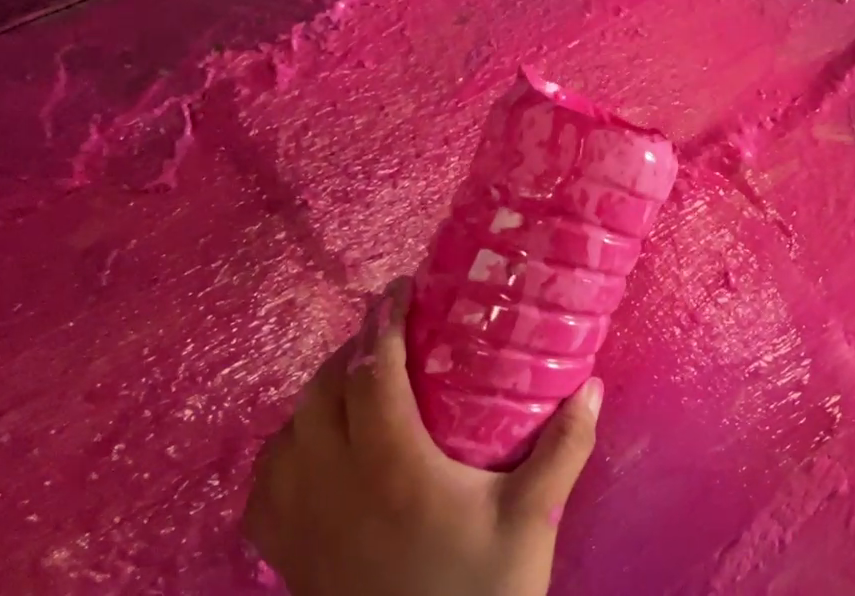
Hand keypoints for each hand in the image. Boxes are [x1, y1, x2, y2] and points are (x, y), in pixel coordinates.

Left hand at [243, 278, 600, 595]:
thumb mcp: (534, 517)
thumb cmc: (481, 590)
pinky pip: (263, 485)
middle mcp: (335, 485)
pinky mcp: (286, 558)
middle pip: (320, 394)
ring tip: (356, 382)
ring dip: (317, 395)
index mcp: (393, 466)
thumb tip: (592, 384)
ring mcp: (301, 525)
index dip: (381, 324)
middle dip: (351, 350)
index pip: (370, 374)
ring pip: (285, 434)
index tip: (400, 289)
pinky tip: (311, 450)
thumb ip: (564, 447)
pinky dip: (282, 450)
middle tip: (391, 332)